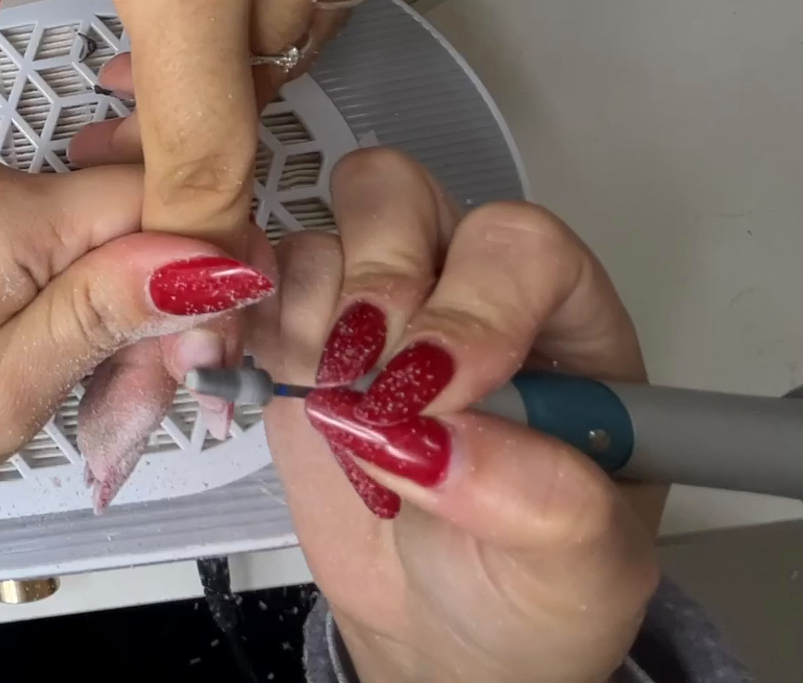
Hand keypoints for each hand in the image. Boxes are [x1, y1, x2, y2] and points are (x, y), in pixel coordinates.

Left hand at [0, 158, 273, 524]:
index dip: (207, 267)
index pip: (160, 191)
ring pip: (100, 236)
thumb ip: (105, 310)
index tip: (201, 354)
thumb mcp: (6, 387)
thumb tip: (215, 256)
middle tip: (140, 399)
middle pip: (132, 216)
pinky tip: (67, 361)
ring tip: (96, 397)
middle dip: (162, 304)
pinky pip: (55, 244)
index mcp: (4, 211)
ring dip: (122, 313)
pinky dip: (80, 301)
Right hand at [256, 148, 664, 682]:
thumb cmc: (522, 585)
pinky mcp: (284, 334)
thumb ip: (540, 500)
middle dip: (370, 277)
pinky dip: (230, 319)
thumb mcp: (579, 567)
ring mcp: (355, 307)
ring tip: (317, 393)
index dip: (470, 304)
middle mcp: (448, 291)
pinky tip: (251, 371)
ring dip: (299, 311)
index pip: (516, 246)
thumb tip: (436, 436)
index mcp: (554, 324)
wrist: (427, 615)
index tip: (439, 393)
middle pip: (396, 196)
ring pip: (309, 237)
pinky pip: (242, 285)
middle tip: (363, 368)